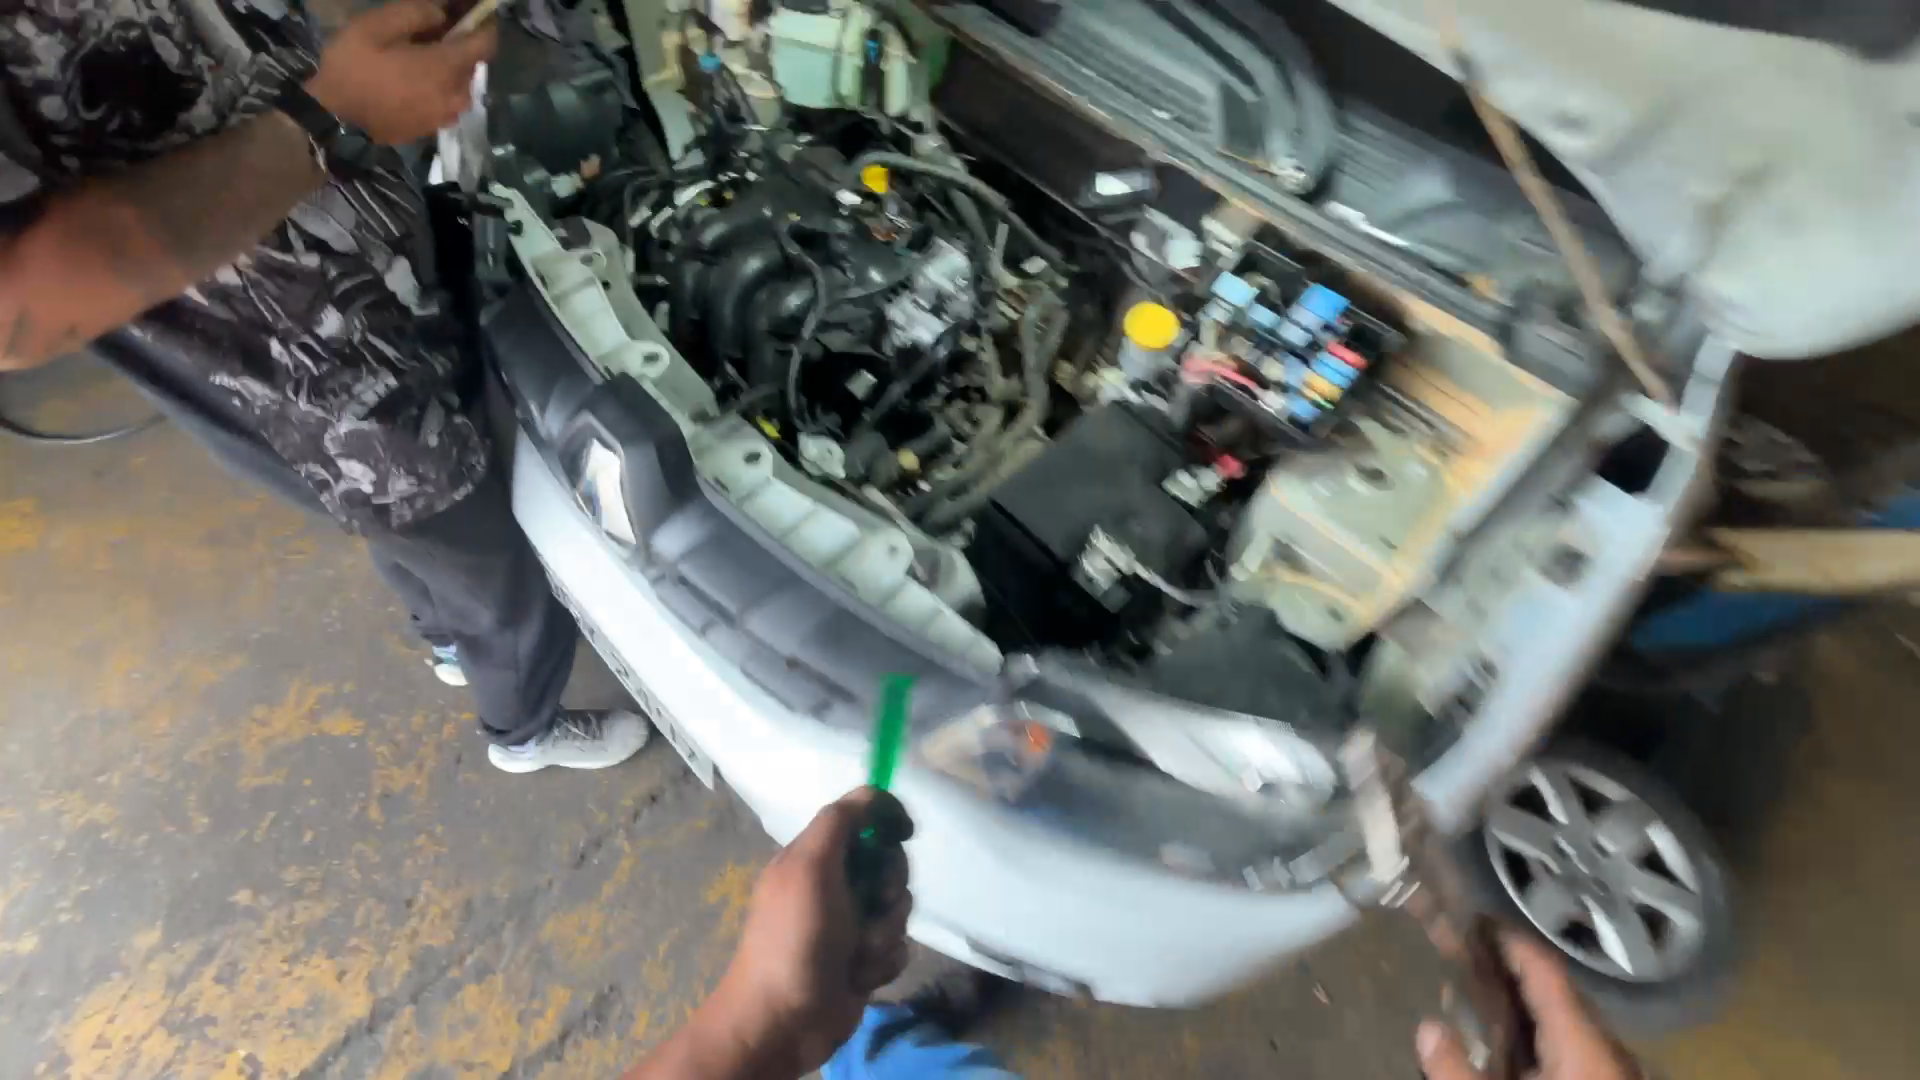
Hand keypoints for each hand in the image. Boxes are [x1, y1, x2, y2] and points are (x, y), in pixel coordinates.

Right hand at [306, 0, 496, 144]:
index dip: (486, 26)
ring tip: (424, 48)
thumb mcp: (373, 27)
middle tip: (440, 24)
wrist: (343, 121)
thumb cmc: (354, 68)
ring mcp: (452, 113)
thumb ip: (412, 15)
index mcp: (446, 68)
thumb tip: (441, 12)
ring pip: (461, 81)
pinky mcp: (441, 124)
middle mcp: (459, 94)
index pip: (484, 46)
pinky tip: (419, 73)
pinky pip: (450, 97)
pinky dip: (443, 81)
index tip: (481, 12)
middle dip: (462, 42)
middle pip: (471, 63)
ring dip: (450, 63)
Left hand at [705, 788, 914, 1073]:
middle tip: (872, 902)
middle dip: (889, 885)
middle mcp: (835, 883)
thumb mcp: (810, 864)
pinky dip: (883, 960)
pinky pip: (898, 945)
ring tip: (857, 953)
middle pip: (890, 861)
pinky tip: (859, 975)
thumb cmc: (794, 936)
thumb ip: (840, 820)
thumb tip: (872, 794)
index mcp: (816, 855)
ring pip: (899, 906)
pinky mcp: (865, 959)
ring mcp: (851, 923)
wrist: (784, 1021)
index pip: (863, 817)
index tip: (904, 832)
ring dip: (884, 930)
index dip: (887, 818)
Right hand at [1417, 933, 1641, 1079]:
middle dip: (1508, 971)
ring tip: (1473, 990)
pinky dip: (1538, 1039)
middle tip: (1457, 950)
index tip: (1468, 915)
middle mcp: (1608, 1058)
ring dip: (1523, 1005)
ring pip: (1567, 1028)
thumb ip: (1458, 1073)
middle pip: (1557, 996)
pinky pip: (1572, 1056)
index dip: (1508, 940)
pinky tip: (1506, 1047)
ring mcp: (1612, 1078)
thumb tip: (1428, 1028)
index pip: (1546, 972)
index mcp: (1584, 1049)